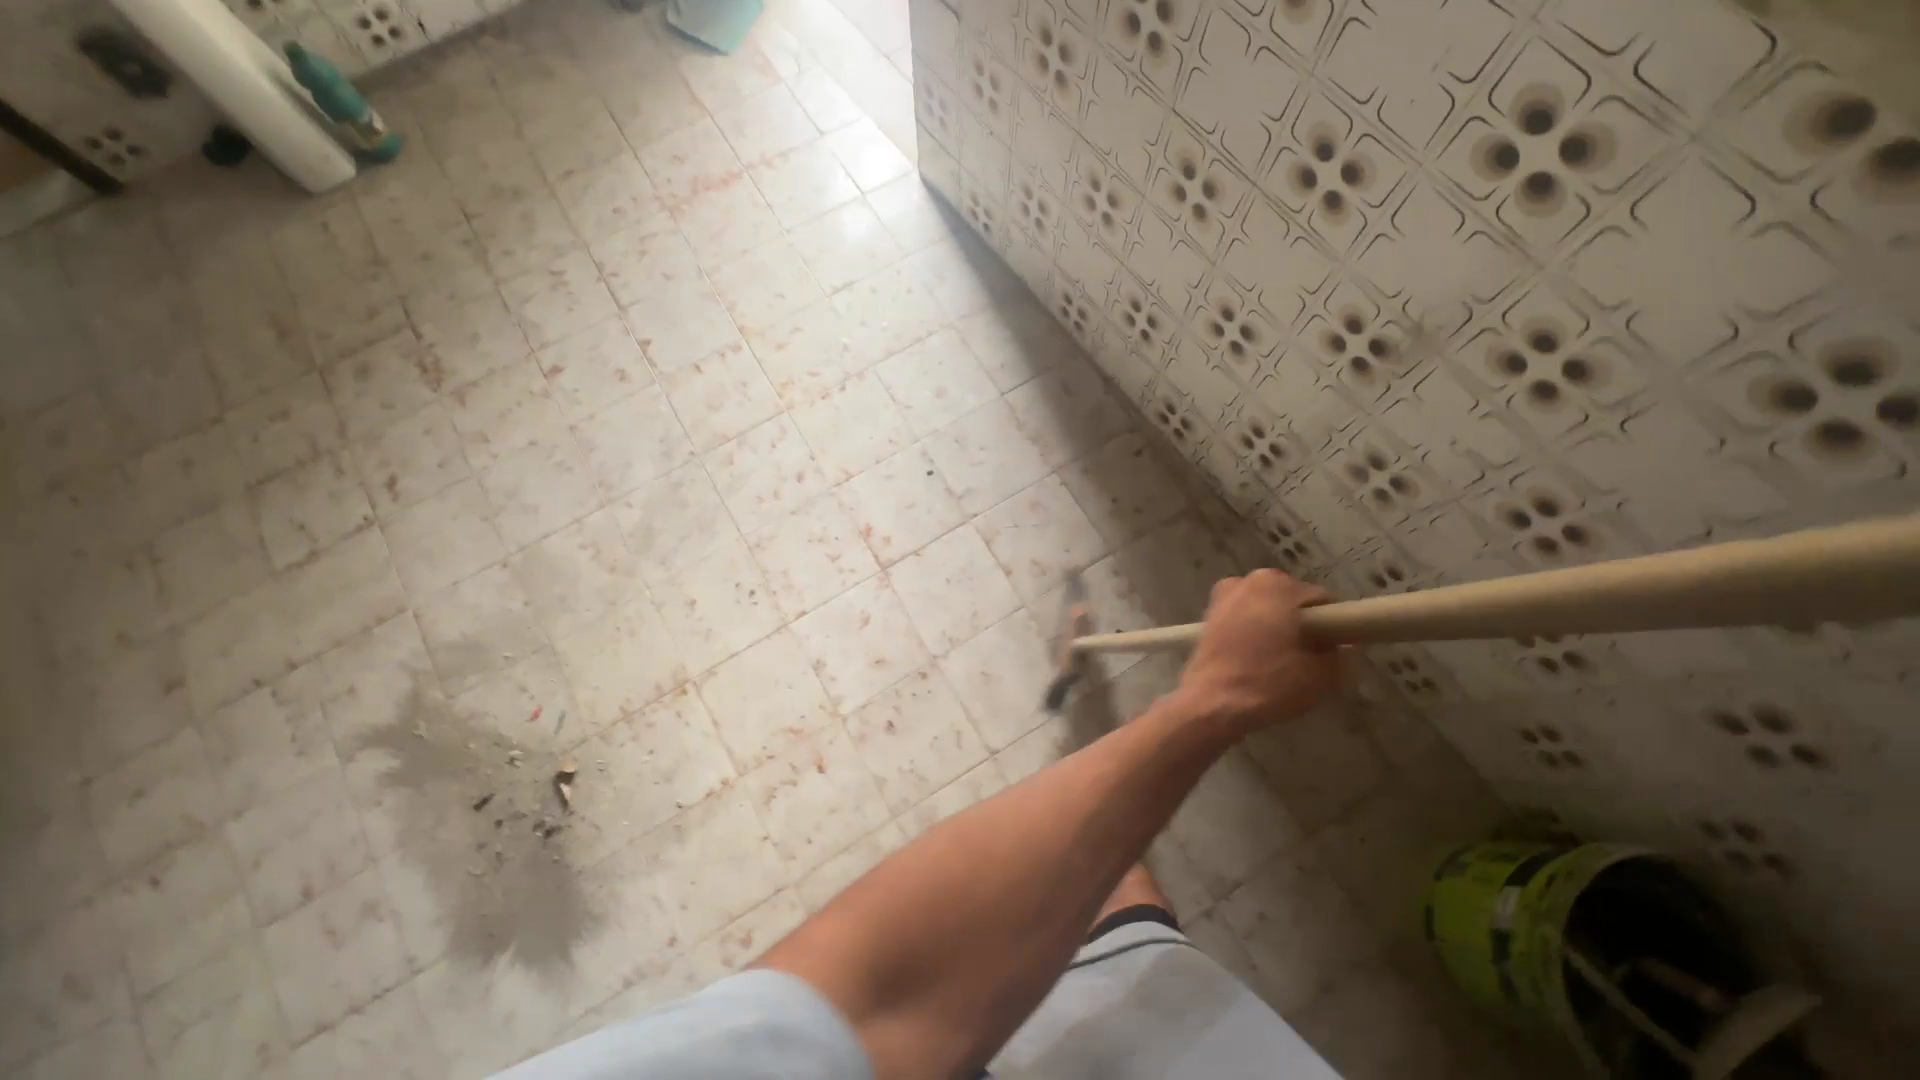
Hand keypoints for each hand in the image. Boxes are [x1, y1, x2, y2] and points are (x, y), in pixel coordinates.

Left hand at [1177, 569, 1339, 733]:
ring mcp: (1223, 597)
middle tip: (1307, 661)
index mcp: (1277, 584)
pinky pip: (1244, 622)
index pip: (1322, 603)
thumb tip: (1347, 648)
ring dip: (1276, 631)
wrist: (1211, 704)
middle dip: (1302, 627)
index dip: (1333, 628)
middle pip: (1291, 604)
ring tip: (1280, 664)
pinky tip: (1256, 662)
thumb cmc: (1268, 683)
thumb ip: (1342, 656)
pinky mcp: (1207, 617)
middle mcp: (1247, 580)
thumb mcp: (1321, 675)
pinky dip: (1253, 635)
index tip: (1332, 653)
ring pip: (1266, 612)